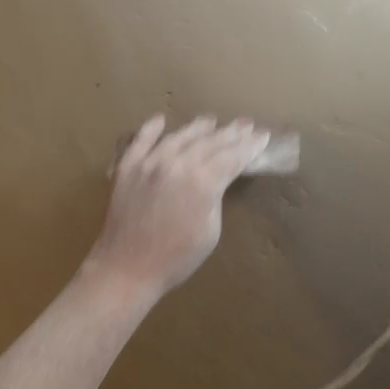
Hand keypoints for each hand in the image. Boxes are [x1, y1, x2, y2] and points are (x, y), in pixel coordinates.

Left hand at [85, 115, 270, 295]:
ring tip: (210, 121)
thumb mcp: (210, 231)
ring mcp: (148, 163)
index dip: (249, 147)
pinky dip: (151, 129)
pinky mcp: (126, 168)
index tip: (262, 137)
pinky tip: (160, 120)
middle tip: (245, 124)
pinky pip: (140, 142)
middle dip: (230, 133)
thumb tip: (215, 180)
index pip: (232, 157)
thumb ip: (214, 197)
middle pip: (209, 143)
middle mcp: (176, 164)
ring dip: (197, 128)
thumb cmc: (176, 259)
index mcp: (202, 182)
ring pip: (178, 137)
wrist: (127, 268)